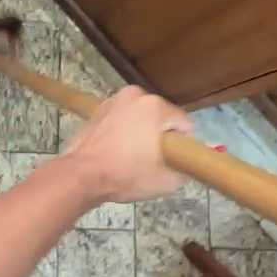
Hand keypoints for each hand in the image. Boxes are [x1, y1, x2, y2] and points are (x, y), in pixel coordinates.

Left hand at [55, 86, 194, 203]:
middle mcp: (136, 95)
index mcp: (156, 106)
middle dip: (162, 135)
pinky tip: (119, 147)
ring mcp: (115, 99)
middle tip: (155, 159)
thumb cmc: (126, 175)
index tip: (176, 161)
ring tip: (135, 154)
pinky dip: (126, 128)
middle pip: (162, 116)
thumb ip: (187, 168)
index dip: (184, 145)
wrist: (81, 174)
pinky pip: (123, 117)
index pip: (184, 124)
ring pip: (142, 116)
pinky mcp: (100, 108)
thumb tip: (195, 162)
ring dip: (143, 130)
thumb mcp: (166, 181)